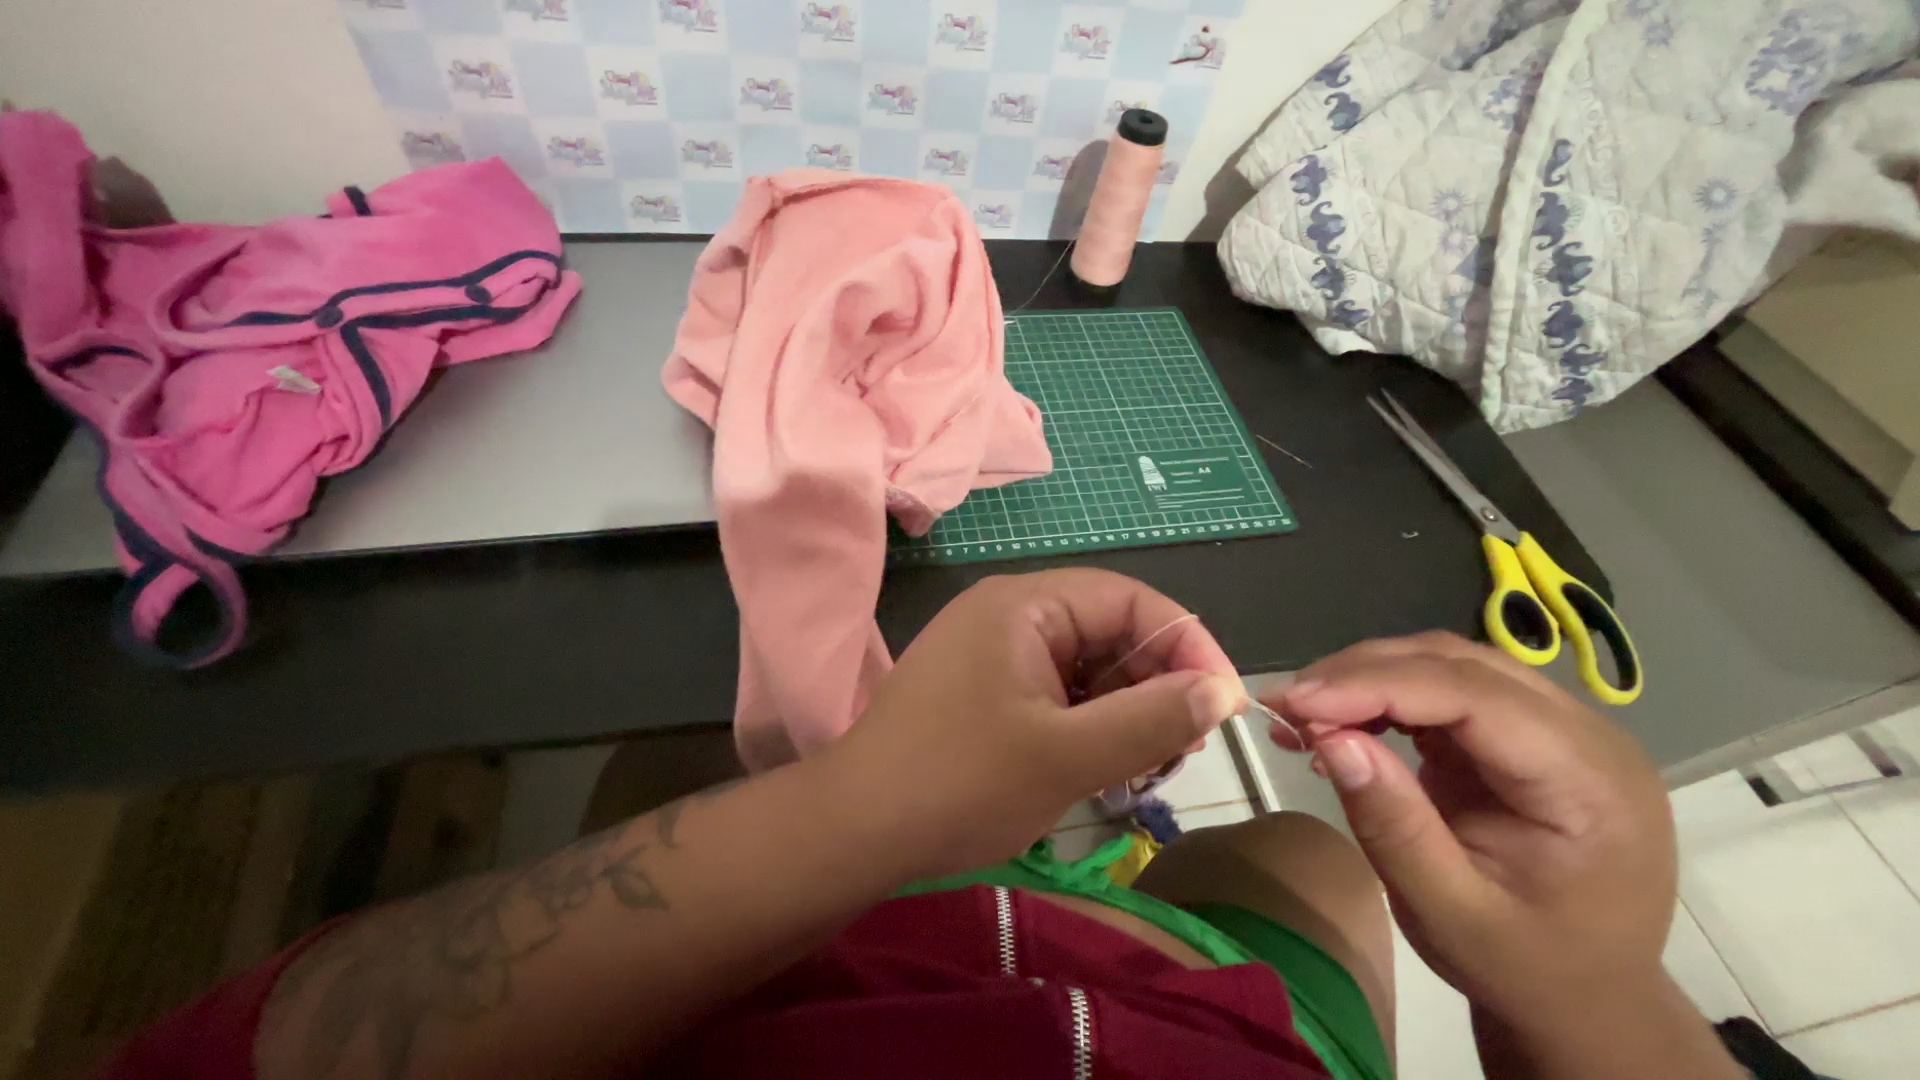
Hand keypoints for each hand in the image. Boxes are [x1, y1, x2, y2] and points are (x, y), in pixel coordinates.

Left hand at [827, 569, 1246, 879]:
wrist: (857, 829)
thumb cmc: (962, 783)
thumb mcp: (1069, 755)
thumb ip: (1152, 719)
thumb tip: (1222, 691)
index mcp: (1025, 605)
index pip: (1130, 600)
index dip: (1186, 645)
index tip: (1221, 705)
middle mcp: (1009, 614)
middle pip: (1110, 631)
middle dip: (1156, 685)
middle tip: (1184, 749)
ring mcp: (993, 653)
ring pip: (1087, 667)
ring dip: (1126, 711)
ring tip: (1148, 767)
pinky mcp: (985, 691)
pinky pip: (1057, 692)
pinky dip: (1090, 724)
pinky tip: (1105, 767)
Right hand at [1268, 633, 1675, 1025]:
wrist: (1585, 996)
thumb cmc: (1523, 965)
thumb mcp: (1450, 912)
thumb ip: (1393, 825)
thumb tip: (1328, 737)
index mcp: (1589, 783)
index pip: (1473, 696)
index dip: (1376, 686)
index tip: (1294, 702)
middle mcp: (1585, 735)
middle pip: (1458, 665)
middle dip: (1361, 674)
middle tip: (1285, 707)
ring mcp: (1556, 727)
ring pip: (1447, 664)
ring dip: (1367, 678)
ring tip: (1303, 715)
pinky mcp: (1521, 732)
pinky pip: (1444, 688)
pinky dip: (1384, 696)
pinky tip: (1343, 722)